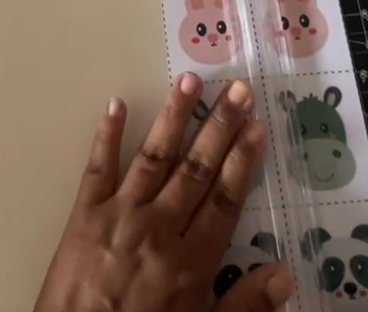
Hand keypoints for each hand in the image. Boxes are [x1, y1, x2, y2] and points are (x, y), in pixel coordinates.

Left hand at [33, 72, 289, 311]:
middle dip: (219, 126)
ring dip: (173, 115)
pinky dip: (107, 134)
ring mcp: (120, 215)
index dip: (243, 162)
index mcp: (189, 263)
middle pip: (195, 169)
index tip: (257, 128)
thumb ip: (243, 307)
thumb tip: (283, 274)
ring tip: (188, 78)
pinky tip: (116, 103)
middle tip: (236, 88)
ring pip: (153, 156)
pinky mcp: (84, 214)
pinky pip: (98, 167)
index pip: (225, 201)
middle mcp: (158, 229)